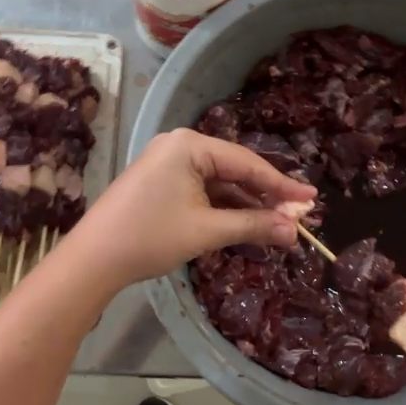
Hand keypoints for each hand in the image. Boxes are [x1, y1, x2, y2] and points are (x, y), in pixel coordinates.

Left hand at [62, 129, 315, 288]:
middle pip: (235, 170)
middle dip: (267, 196)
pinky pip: (203, 190)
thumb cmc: (149, 237)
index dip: (282, 185)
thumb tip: (294, 231)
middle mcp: (180, 145)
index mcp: (189, 145)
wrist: (93, 259)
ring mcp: (169, 163)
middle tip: (300, 217)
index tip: (312, 201)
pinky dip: (225, 208)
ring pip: (220, 182)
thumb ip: (253, 226)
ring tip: (279, 225)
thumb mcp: (207, 231)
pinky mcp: (162, 182)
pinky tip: (248, 223)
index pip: (247, 163)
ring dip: (247, 204)